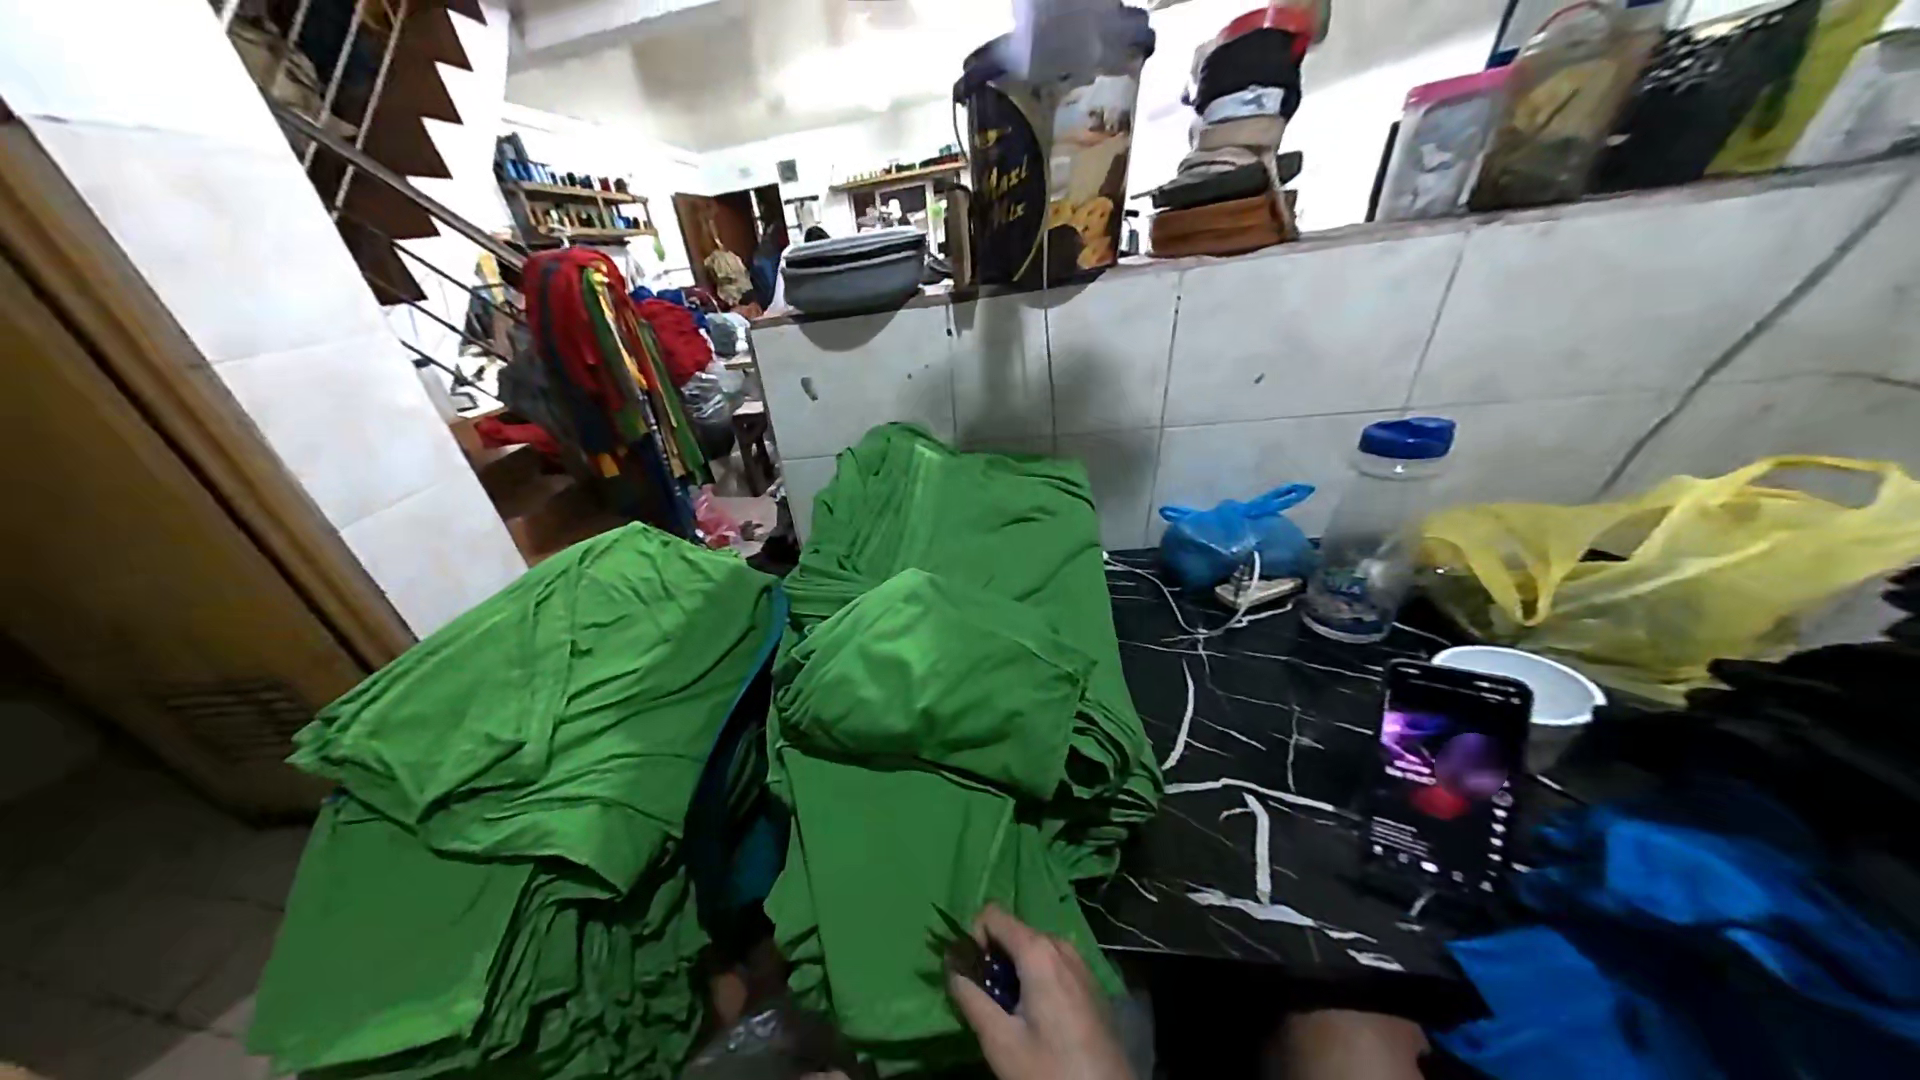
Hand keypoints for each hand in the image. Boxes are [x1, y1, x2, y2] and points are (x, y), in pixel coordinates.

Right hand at [947, 905, 1135, 1079]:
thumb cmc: (1051, 1070)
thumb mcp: (1001, 1041)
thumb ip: (970, 998)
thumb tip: (951, 966)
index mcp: (1038, 950)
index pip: (992, 914)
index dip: (974, 939)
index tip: (975, 978)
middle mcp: (1060, 944)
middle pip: (1012, 932)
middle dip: (994, 960)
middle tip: (992, 1003)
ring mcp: (1079, 961)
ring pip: (1032, 948)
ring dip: (1014, 972)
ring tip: (1015, 1016)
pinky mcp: (1089, 980)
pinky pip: (1052, 963)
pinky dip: (1035, 978)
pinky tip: (1040, 1020)